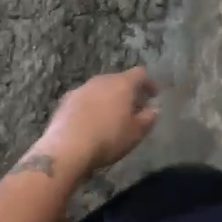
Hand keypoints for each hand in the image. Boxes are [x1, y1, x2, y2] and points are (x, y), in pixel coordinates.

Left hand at [37, 66, 159, 176]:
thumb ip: (148, 119)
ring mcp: (82, 88)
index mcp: (122, 83)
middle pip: (119, 80)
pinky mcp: (66, 100)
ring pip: (101, 88)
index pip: (140, 74)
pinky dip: (92, 106)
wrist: (67, 148)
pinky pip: (85, 99)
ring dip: (108, 98)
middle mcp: (102, 80)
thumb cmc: (107, 139)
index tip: (154, 95)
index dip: (149, 83)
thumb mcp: (135, 133)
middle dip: (128, 92)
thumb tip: (155, 109)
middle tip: (133, 107)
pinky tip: (90, 122)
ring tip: (112, 116)